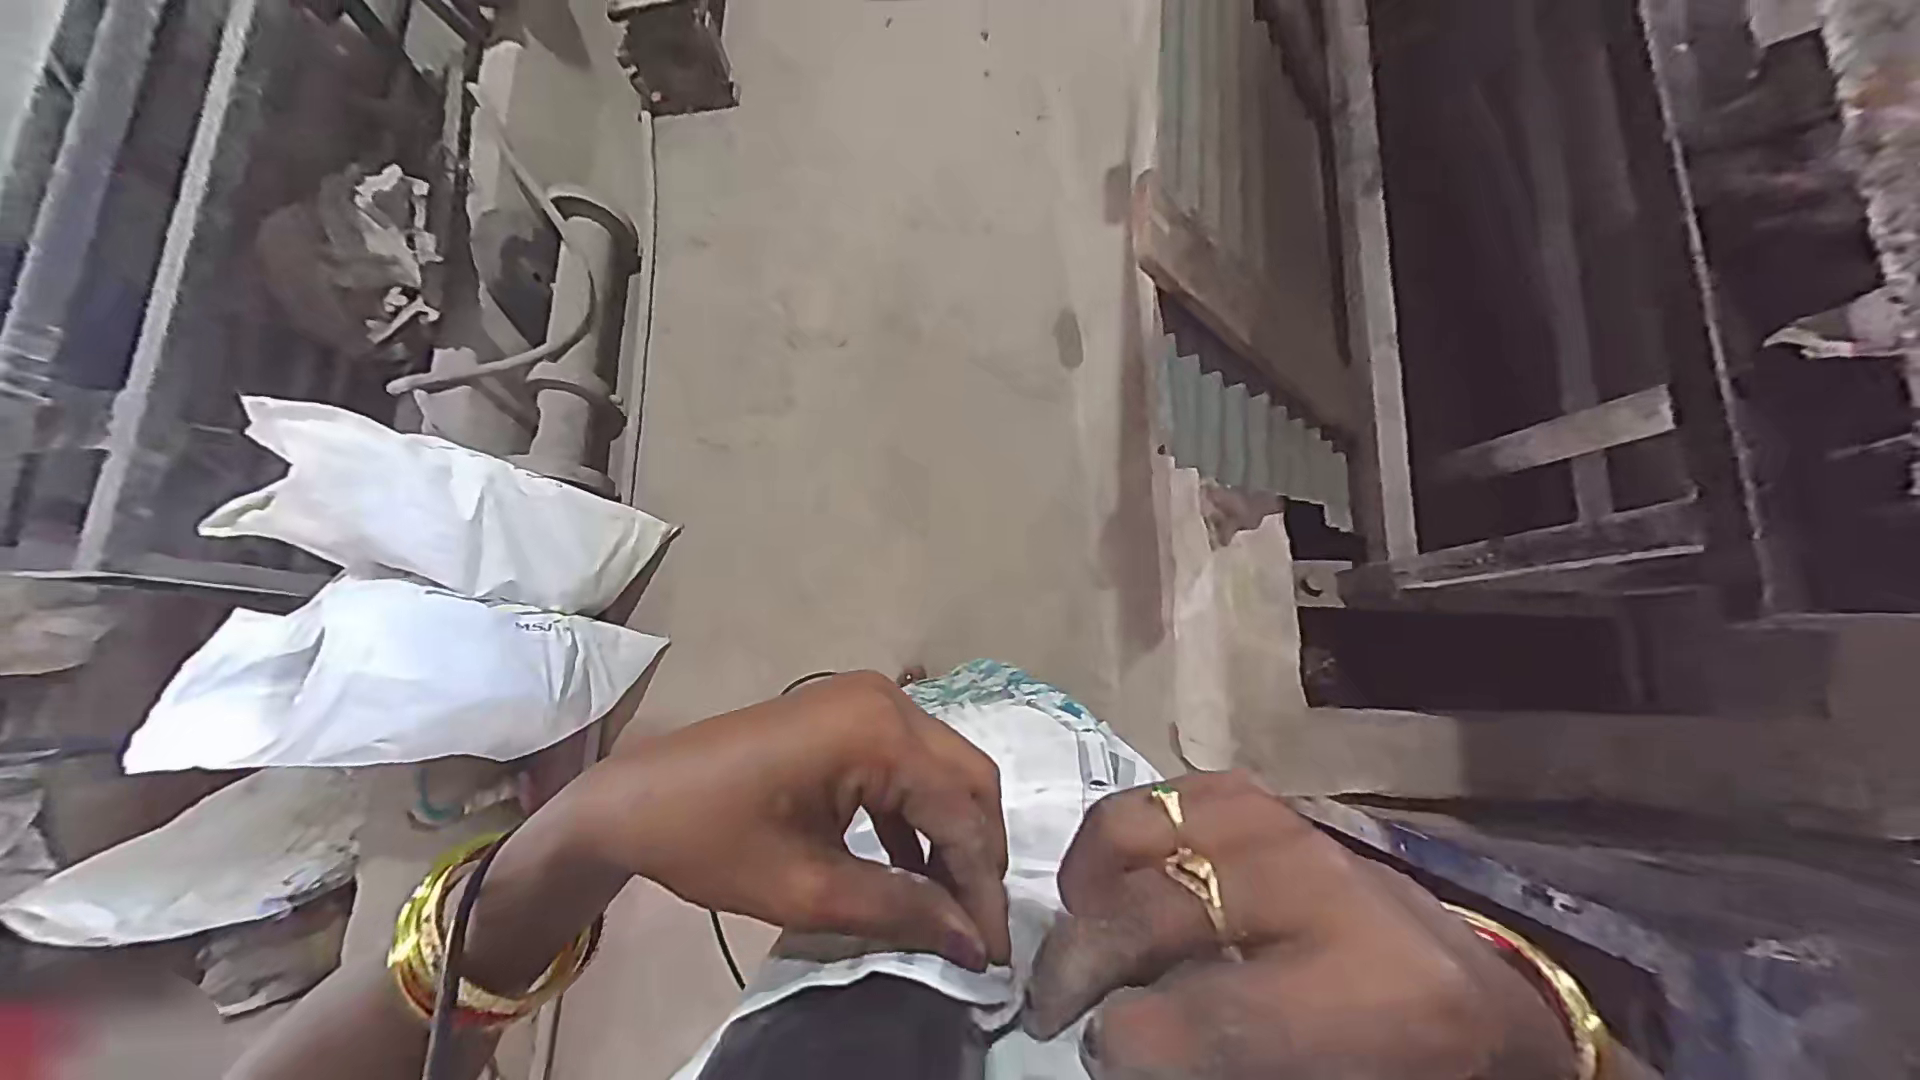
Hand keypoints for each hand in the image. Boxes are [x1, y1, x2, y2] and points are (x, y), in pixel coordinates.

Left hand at [520, 671, 1010, 972]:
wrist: (640, 794)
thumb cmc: (713, 840)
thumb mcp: (808, 889)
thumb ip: (901, 910)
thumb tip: (973, 943)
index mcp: (879, 732)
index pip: (961, 811)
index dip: (981, 885)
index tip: (991, 955)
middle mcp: (889, 700)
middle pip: (968, 777)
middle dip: (977, 853)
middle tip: (973, 925)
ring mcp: (873, 698)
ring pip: (946, 766)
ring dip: (953, 831)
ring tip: (949, 902)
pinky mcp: (858, 710)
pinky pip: (912, 759)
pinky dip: (920, 808)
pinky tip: (911, 860)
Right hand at [1024, 772, 1576, 1078]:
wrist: (1475, 996)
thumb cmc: (1409, 1070)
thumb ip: (1223, 1061)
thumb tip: (1113, 1039)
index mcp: (1382, 997)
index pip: (1223, 1013)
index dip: (1134, 1039)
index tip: (1093, 1051)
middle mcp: (1327, 887)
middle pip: (1165, 906)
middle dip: (1085, 957)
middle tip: (1049, 1001)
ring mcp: (1286, 822)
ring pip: (1144, 825)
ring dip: (1090, 878)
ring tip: (1078, 922)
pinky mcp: (1260, 796)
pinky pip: (1160, 795)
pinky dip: (1120, 835)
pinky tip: (1115, 877)